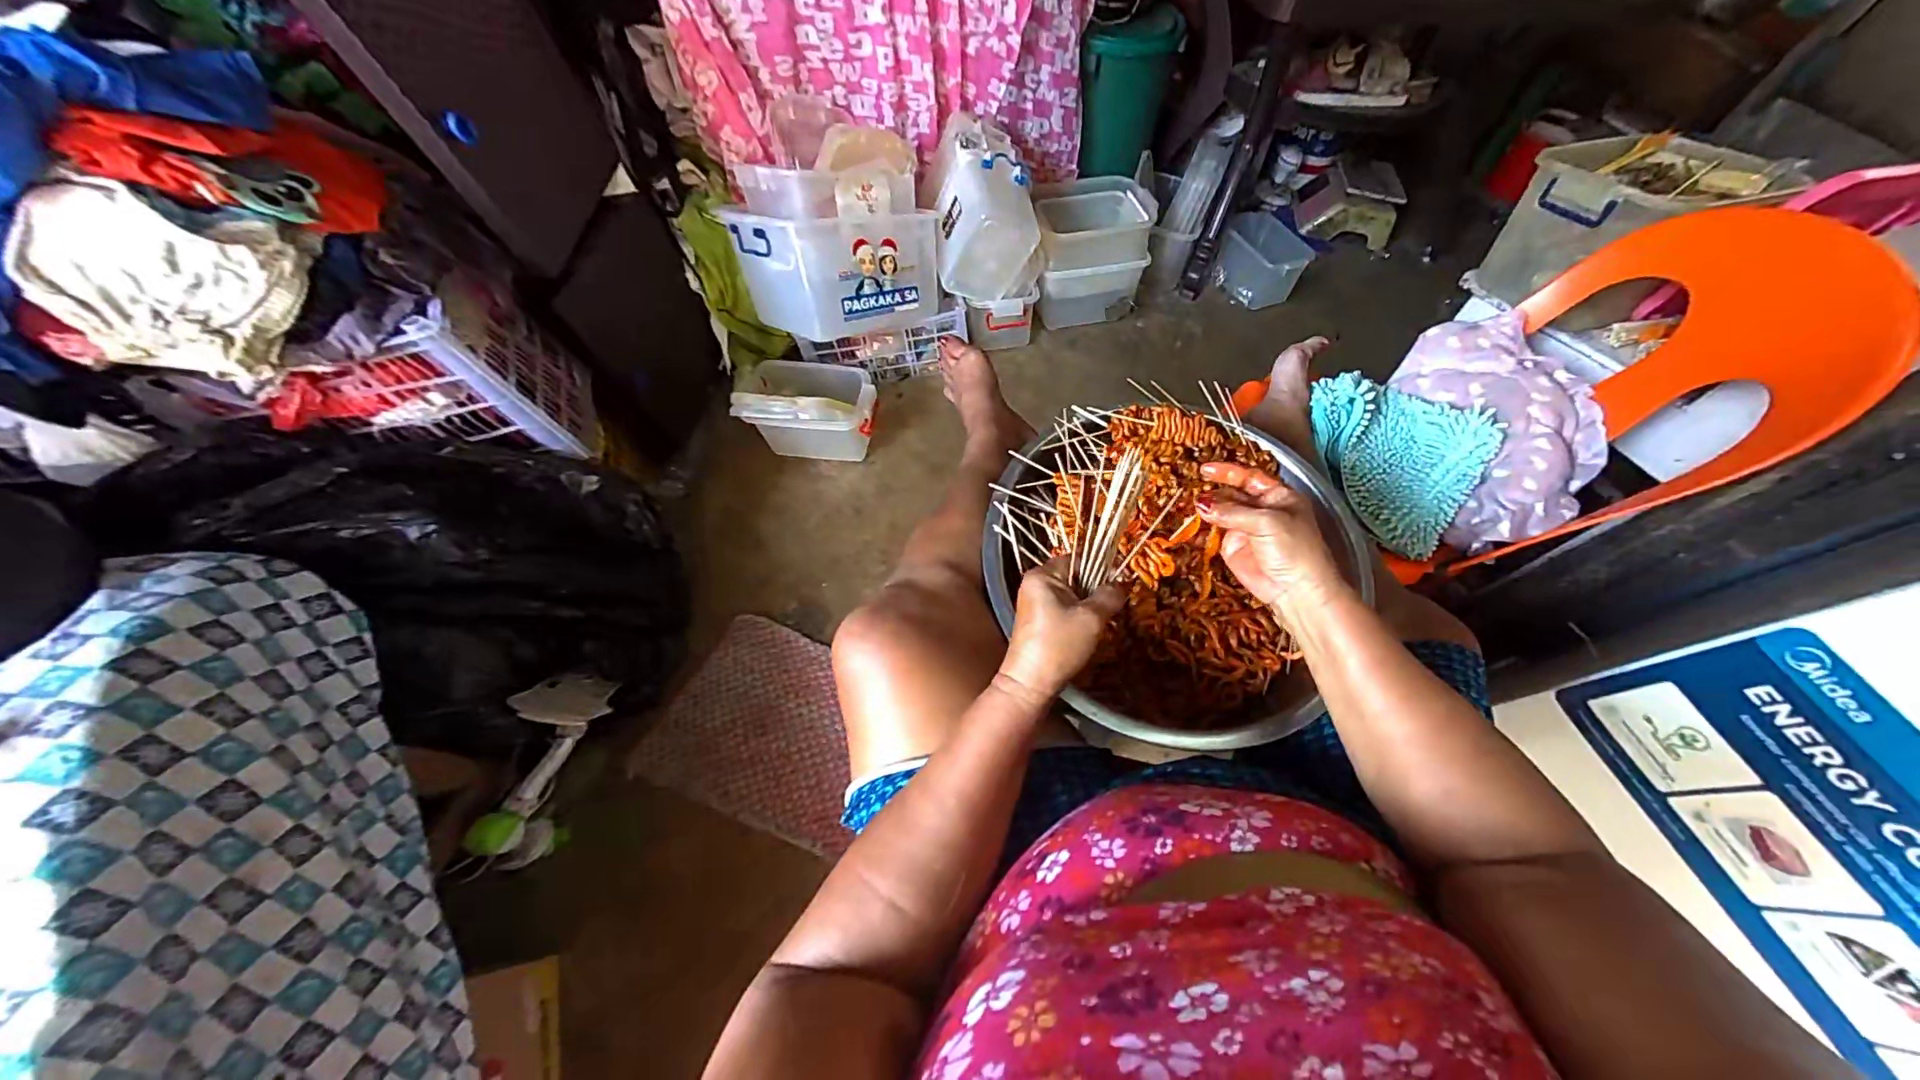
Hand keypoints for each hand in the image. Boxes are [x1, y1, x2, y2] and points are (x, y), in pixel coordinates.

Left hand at [997, 556, 1125, 704]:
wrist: (1030, 682)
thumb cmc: (1059, 645)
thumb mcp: (1091, 618)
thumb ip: (1110, 595)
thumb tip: (1124, 582)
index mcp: (1042, 575)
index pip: (1078, 558)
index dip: (1101, 566)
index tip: (1120, 581)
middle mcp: (1034, 583)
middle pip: (1075, 575)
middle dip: (1096, 588)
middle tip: (1114, 602)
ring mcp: (1034, 601)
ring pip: (1071, 593)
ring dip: (1089, 603)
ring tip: (1104, 617)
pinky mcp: (1038, 619)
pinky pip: (1064, 607)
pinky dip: (1079, 614)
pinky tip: (1090, 629)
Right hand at [1196, 461, 1348, 616]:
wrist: (1295, 589)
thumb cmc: (1294, 549)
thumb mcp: (1267, 522)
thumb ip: (1232, 511)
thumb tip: (1202, 504)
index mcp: (1277, 497)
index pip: (1249, 478)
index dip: (1228, 472)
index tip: (1205, 469)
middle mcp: (1260, 510)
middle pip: (1231, 494)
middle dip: (1213, 493)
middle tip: (1193, 493)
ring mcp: (1245, 529)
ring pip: (1219, 513)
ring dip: (1205, 510)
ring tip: (1189, 508)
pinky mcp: (1232, 547)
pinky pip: (1212, 534)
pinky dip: (1201, 530)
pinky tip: (1189, 525)